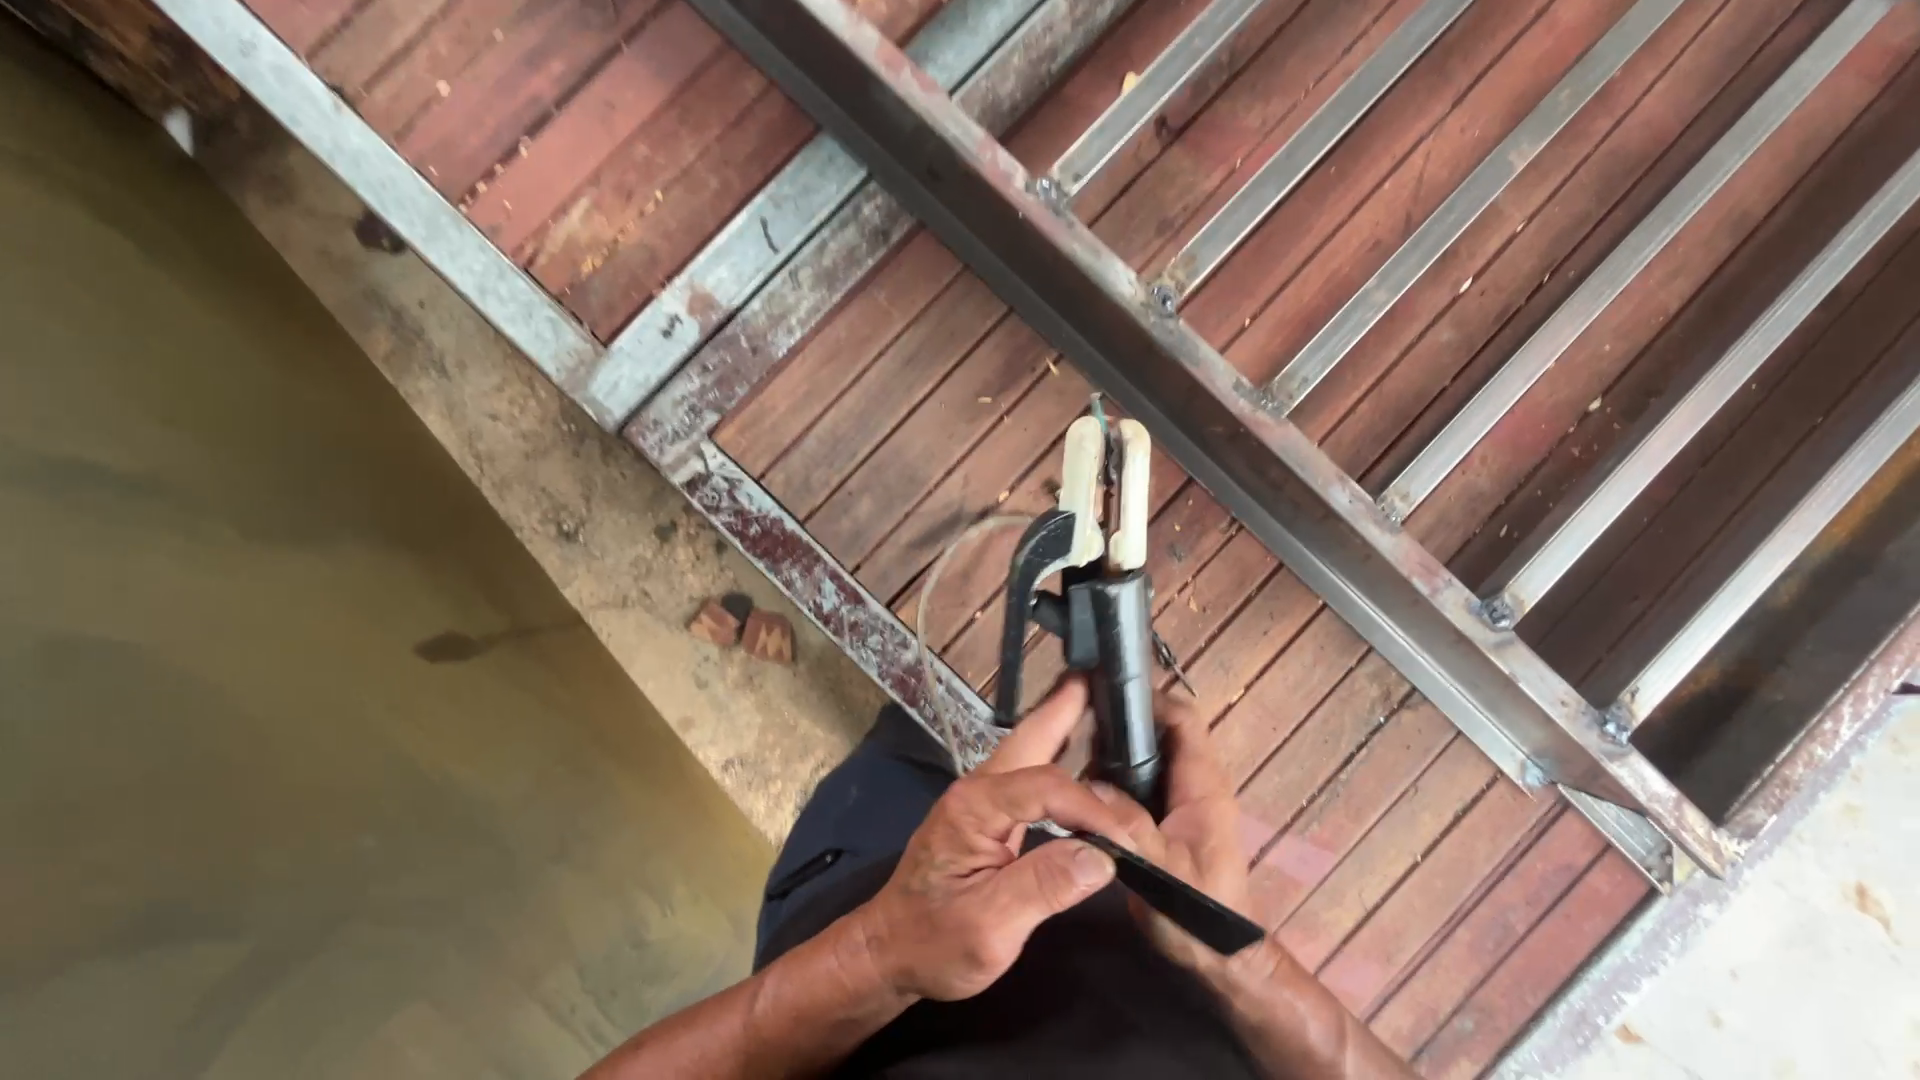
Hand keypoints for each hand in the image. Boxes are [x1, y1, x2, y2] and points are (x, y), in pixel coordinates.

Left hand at [849, 677, 1134, 1001]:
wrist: (890, 950)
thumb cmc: (933, 942)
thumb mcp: (988, 927)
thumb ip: (1043, 887)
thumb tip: (1104, 856)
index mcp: (975, 807)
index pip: (1046, 786)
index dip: (1091, 807)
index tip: (1127, 838)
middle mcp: (978, 790)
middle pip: (1030, 738)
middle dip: (1066, 707)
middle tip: (1103, 678)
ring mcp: (981, 799)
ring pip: (1028, 749)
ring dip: (1062, 724)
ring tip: (1098, 702)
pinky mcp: (987, 815)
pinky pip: (1029, 775)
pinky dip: (1057, 754)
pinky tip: (1079, 755)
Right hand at [1090, 692, 1253, 976]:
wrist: (1221, 959)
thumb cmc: (1199, 914)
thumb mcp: (1159, 870)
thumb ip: (1126, 826)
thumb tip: (1086, 787)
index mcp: (1202, 786)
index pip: (1184, 719)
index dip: (1149, 700)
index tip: (1104, 697)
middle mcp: (1197, 784)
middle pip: (1163, 731)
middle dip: (1123, 722)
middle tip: (1075, 725)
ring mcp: (1186, 801)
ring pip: (1151, 755)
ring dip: (1117, 750)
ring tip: (1072, 752)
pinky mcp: (1173, 818)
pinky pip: (1145, 780)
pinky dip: (1118, 775)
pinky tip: (1085, 786)